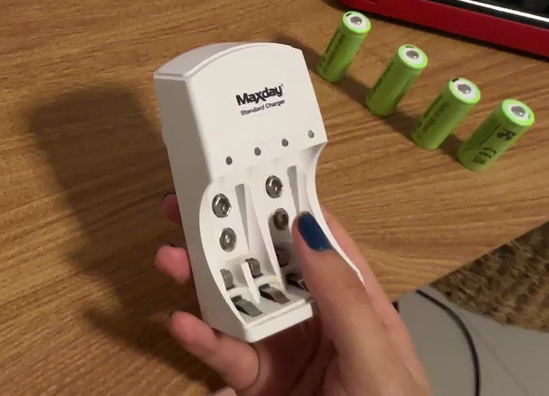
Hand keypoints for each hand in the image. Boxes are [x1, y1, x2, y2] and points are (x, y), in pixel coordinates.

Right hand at [154, 196, 429, 395]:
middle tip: (182, 208)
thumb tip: (306, 226)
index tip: (246, 173)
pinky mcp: (256, 382)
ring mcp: (282, 349)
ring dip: (198, 276)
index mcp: (355, 306)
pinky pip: (223, 351)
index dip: (282, 206)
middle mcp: (314, 321)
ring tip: (169, 259)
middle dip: (223, 234)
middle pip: (263, 264)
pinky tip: (182, 324)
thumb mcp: (379, 364)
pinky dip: (198, 336)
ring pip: (234, 300)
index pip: (316, 242)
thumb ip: (343, 298)